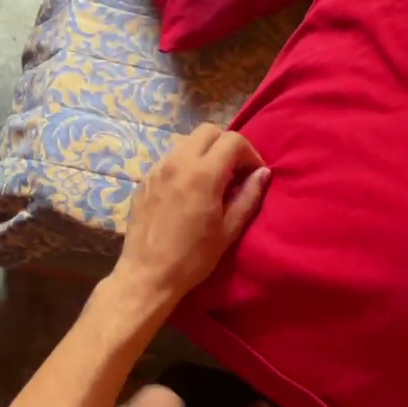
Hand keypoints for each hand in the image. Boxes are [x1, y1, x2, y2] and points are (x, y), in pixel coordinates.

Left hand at [114, 124, 270, 306]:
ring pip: (187, 142)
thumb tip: (263, 173)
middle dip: (227, 144)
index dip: (250, 153)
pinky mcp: (144, 179)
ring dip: (205, 152)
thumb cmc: (193, 258)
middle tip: (235, 171)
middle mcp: (177, 162)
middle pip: (208, 131)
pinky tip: (189, 189)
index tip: (254, 174)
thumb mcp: (228, 230)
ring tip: (213, 179)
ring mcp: (157, 168)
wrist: (147, 275)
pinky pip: (170, 158)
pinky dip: (186, 163)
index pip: (232, 140)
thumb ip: (248, 197)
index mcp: (202, 174)